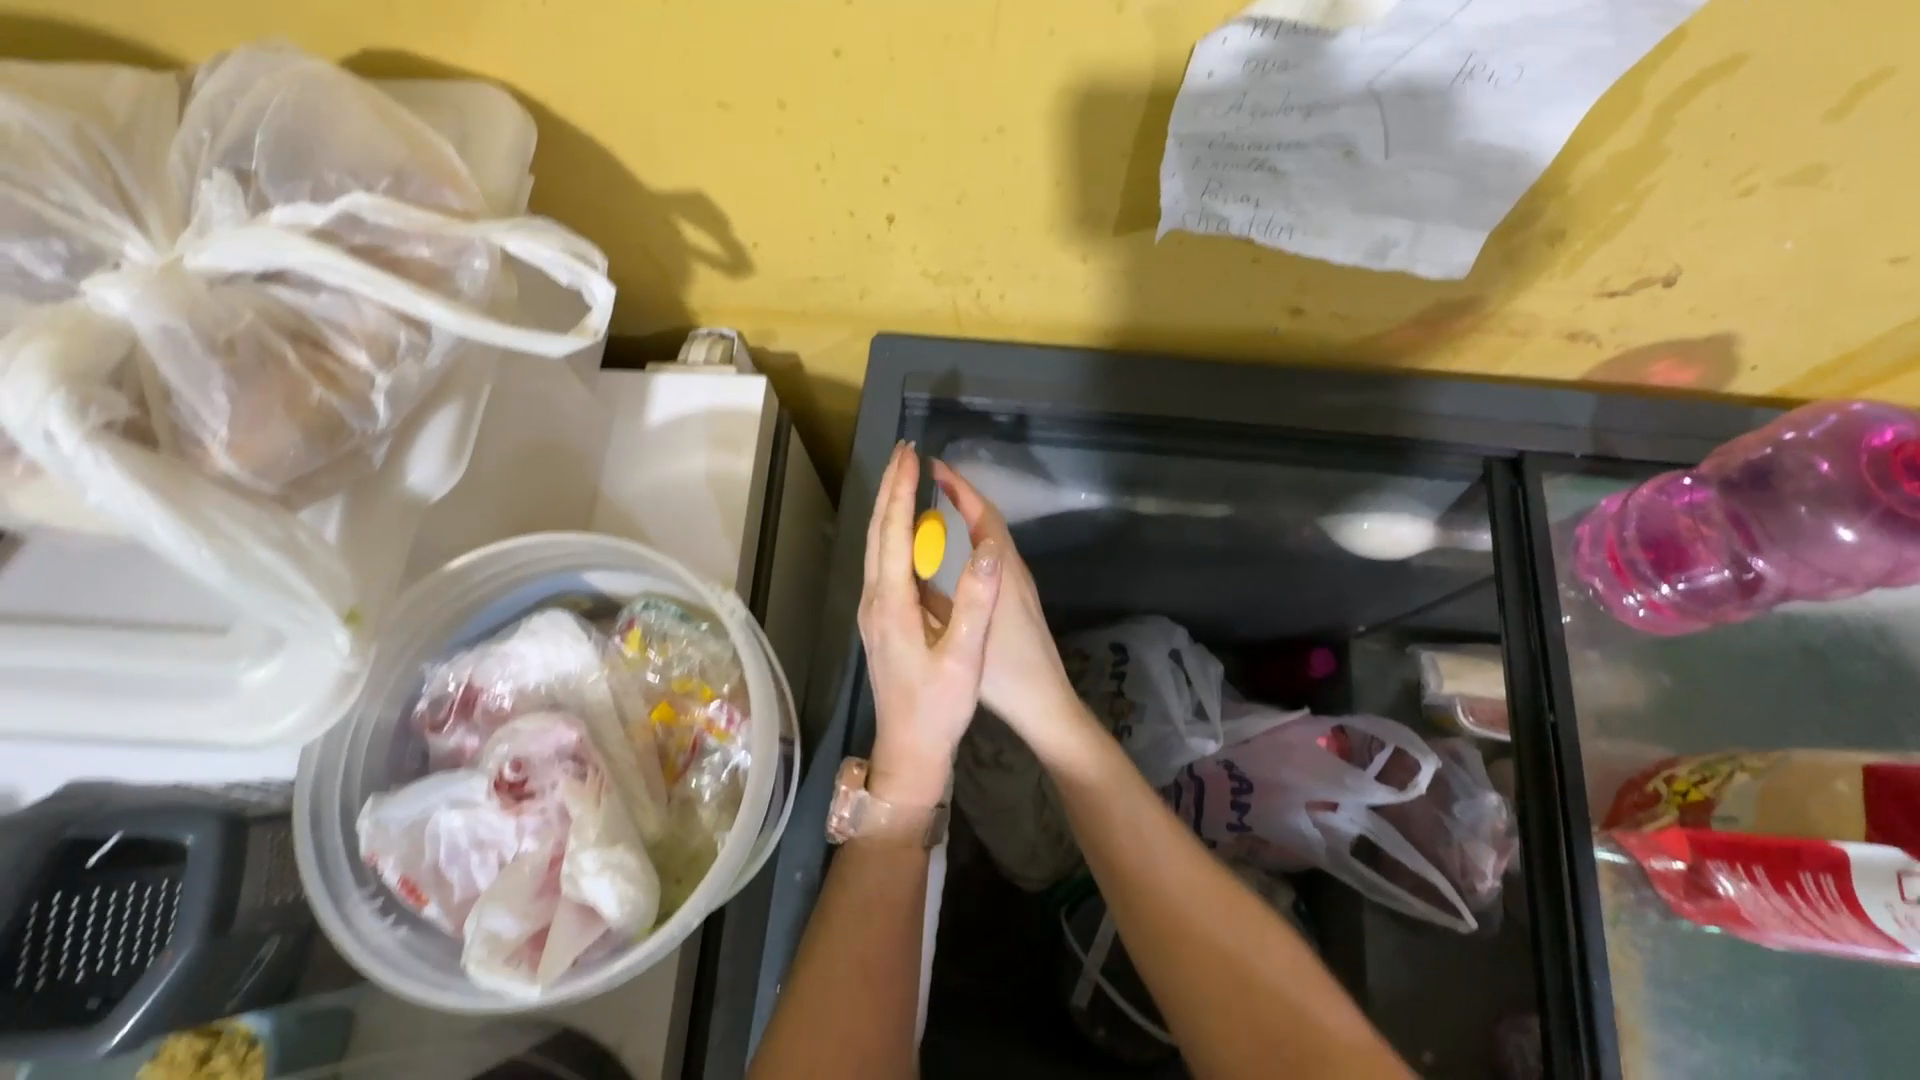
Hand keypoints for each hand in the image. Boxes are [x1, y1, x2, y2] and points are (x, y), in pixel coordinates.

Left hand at [859, 442, 1002, 806]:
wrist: (909, 748)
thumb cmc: (939, 706)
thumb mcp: (964, 657)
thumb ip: (975, 602)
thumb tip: (988, 548)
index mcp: (891, 603)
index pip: (891, 532)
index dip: (900, 491)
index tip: (910, 454)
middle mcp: (874, 601)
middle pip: (876, 532)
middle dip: (889, 490)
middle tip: (904, 452)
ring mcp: (872, 612)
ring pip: (875, 547)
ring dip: (888, 510)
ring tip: (904, 481)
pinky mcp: (879, 622)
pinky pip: (881, 564)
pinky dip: (891, 535)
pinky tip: (905, 532)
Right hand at [927, 461, 1089, 765]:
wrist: (1045, 705)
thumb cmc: (1005, 674)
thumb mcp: (966, 636)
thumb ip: (943, 600)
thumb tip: (915, 566)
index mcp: (1003, 574)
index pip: (983, 516)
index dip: (959, 488)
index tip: (933, 465)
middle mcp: (1013, 572)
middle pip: (987, 521)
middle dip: (960, 495)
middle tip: (927, 478)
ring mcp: (1017, 588)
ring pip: (990, 541)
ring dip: (964, 518)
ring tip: (932, 510)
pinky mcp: (1015, 604)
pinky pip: (988, 559)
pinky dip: (967, 545)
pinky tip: (947, 561)